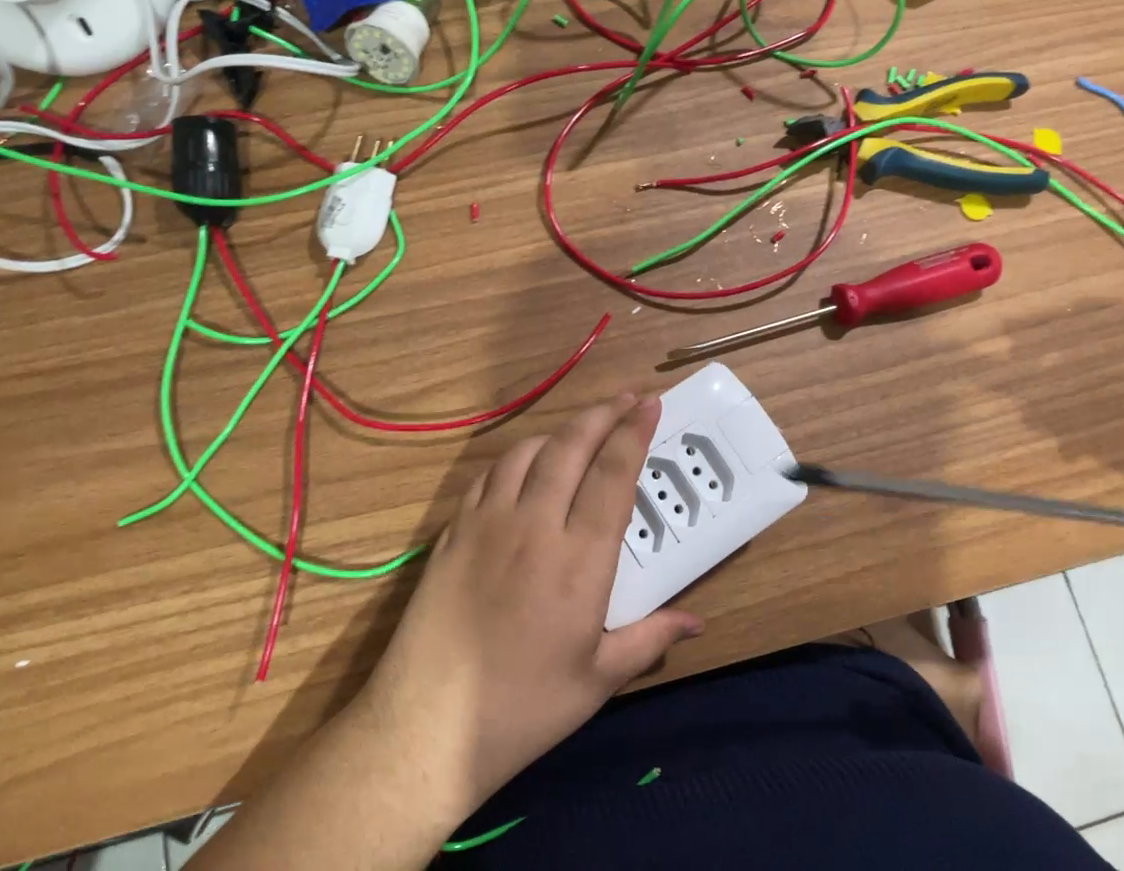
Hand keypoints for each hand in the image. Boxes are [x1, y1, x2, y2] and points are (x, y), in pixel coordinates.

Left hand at [356, 392, 703, 818]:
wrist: (427, 725)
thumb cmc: (523, 708)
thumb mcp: (597, 680)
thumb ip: (648, 639)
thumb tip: (696, 621)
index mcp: (579, 560)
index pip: (612, 475)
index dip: (633, 433)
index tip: (649, 404)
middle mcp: (533, 526)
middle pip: (570, 448)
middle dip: (602, 414)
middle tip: (626, 399)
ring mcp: (485, 525)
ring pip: (525, 453)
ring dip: (559, 432)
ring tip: (581, 431)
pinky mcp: (451, 534)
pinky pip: (488, 477)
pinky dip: (515, 459)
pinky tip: (525, 468)